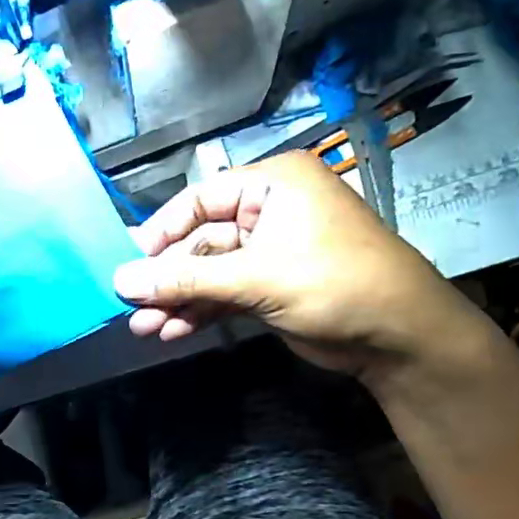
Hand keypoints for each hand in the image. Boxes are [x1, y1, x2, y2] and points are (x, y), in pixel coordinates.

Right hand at [114, 151, 483, 382]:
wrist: (396, 333)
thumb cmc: (332, 282)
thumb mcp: (256, 276)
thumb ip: (187, 278)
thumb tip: (122, 281)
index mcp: (272, 184)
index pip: (201, 198)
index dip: (162, 230)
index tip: (128, 262)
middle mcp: (269, 212)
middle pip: (202, 240)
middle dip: (167, 276)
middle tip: (129, 305)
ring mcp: (270, 253)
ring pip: (211, 273)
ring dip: (179, 300)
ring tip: (144, 329)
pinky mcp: (272, 289)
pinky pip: (226, 295)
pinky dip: (202, 312)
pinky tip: (173, 332)